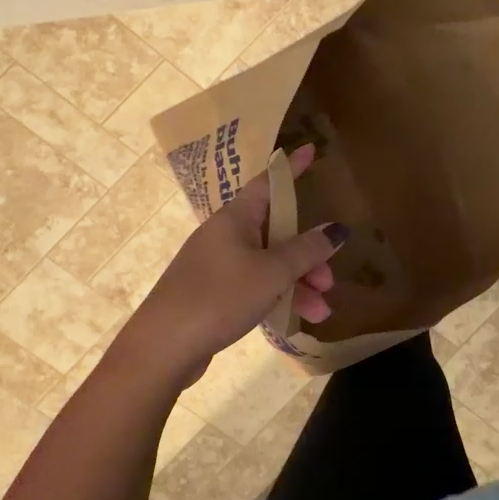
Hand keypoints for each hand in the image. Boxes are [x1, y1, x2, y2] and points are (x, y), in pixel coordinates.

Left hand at [117, 144, 340, 386]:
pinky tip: (299, 319)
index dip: (292, 168)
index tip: (312, 148)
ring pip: (271, 263)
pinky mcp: (213, 294)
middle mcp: (225, 236)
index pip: (269, 183)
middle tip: (330, 277)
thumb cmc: (219, 298)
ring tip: (321, 310)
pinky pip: (257, 285)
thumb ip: (308, 249)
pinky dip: (280, 297)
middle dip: (309, 254)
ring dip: (300, 283)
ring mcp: (217, 266)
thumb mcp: (273, 272)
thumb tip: (337, 229)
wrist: (161, 350)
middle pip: (278, 232)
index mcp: (235, 219)